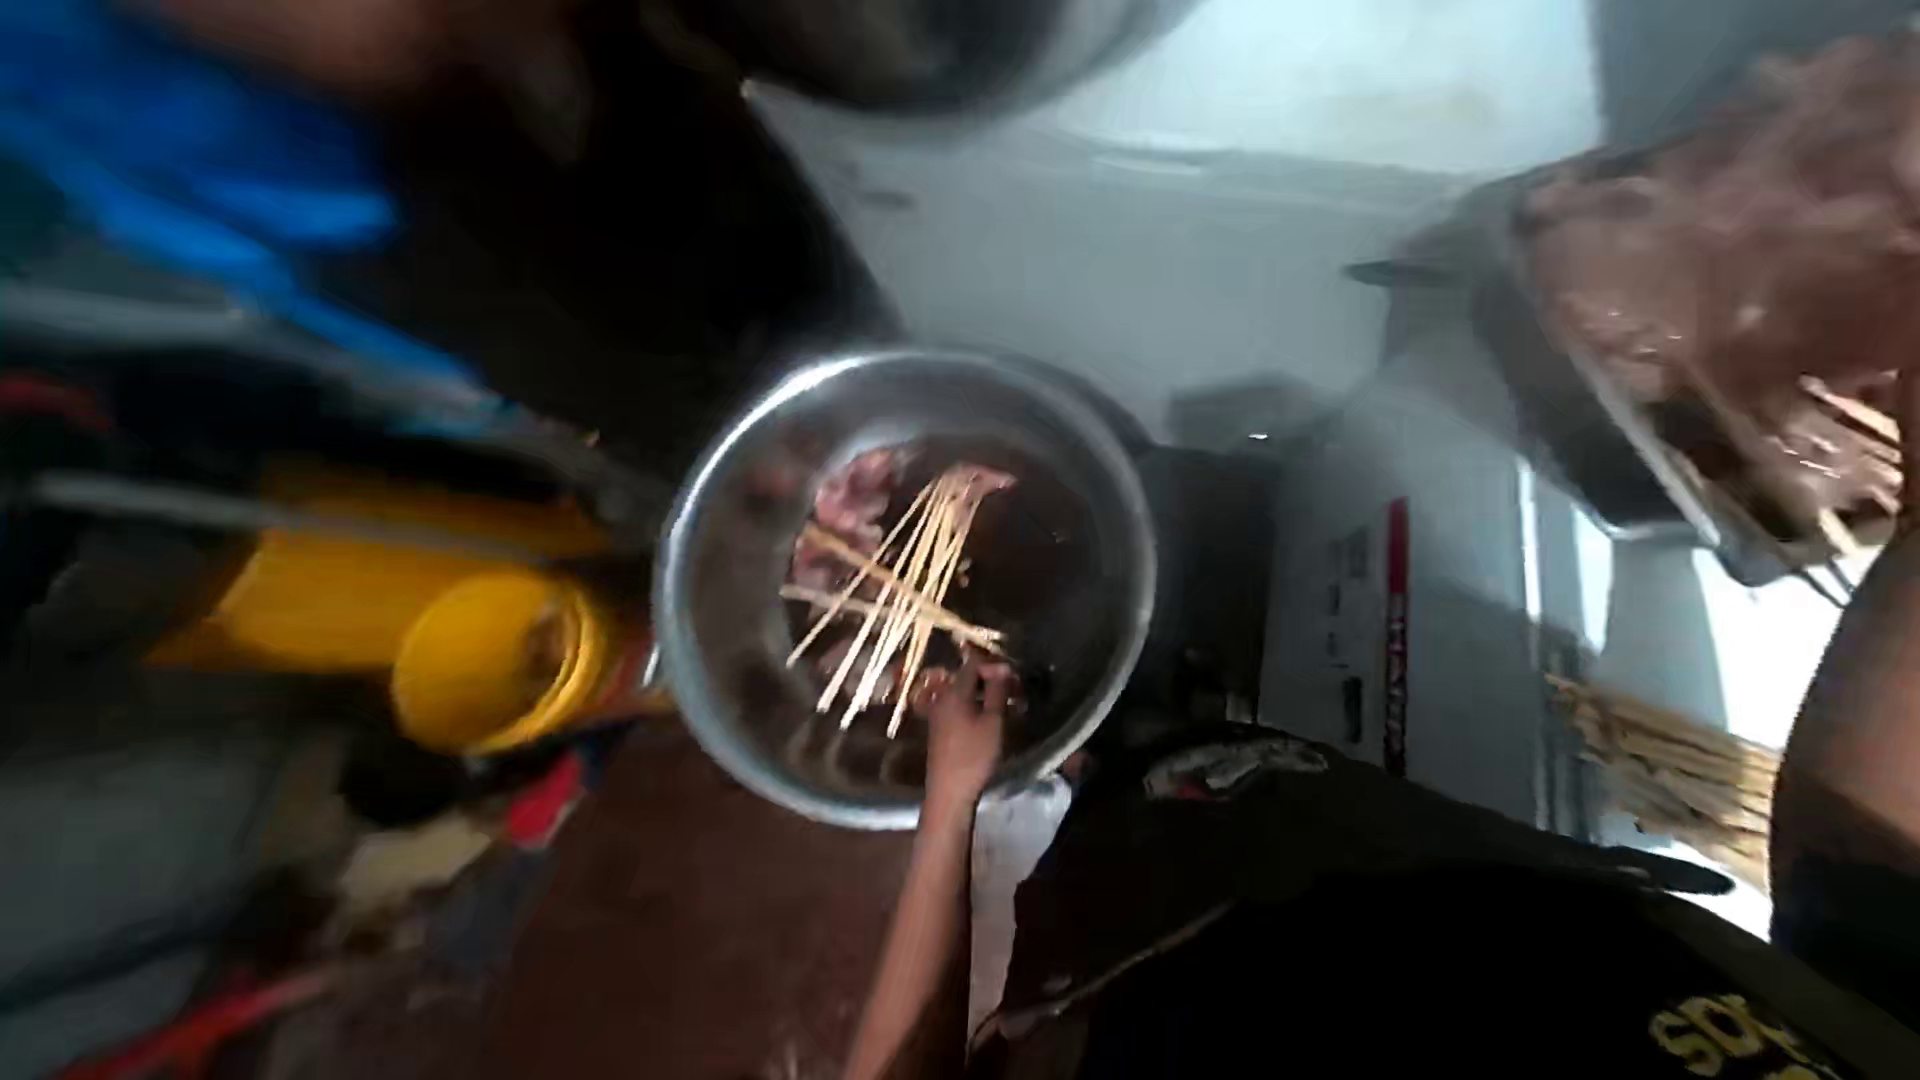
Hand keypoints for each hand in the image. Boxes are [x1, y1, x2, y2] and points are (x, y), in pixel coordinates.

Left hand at [921, 655, 1009, 810]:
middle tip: (1014, 691)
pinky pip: (958, 706)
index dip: (995, 666)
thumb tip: (1003, 667)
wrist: (949, 791)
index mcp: (953, 691)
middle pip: (967, 677)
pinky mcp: (939, 727)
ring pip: (964, 693)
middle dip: (991, 680)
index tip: (1014, 679)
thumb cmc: (974, 755)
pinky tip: (989, 718)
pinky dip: (975, 705)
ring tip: (1006, 705)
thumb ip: (998, 690)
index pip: (973, 664)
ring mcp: (938, 712)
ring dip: (985, 694)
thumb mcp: (993, 721)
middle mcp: (942, 697)